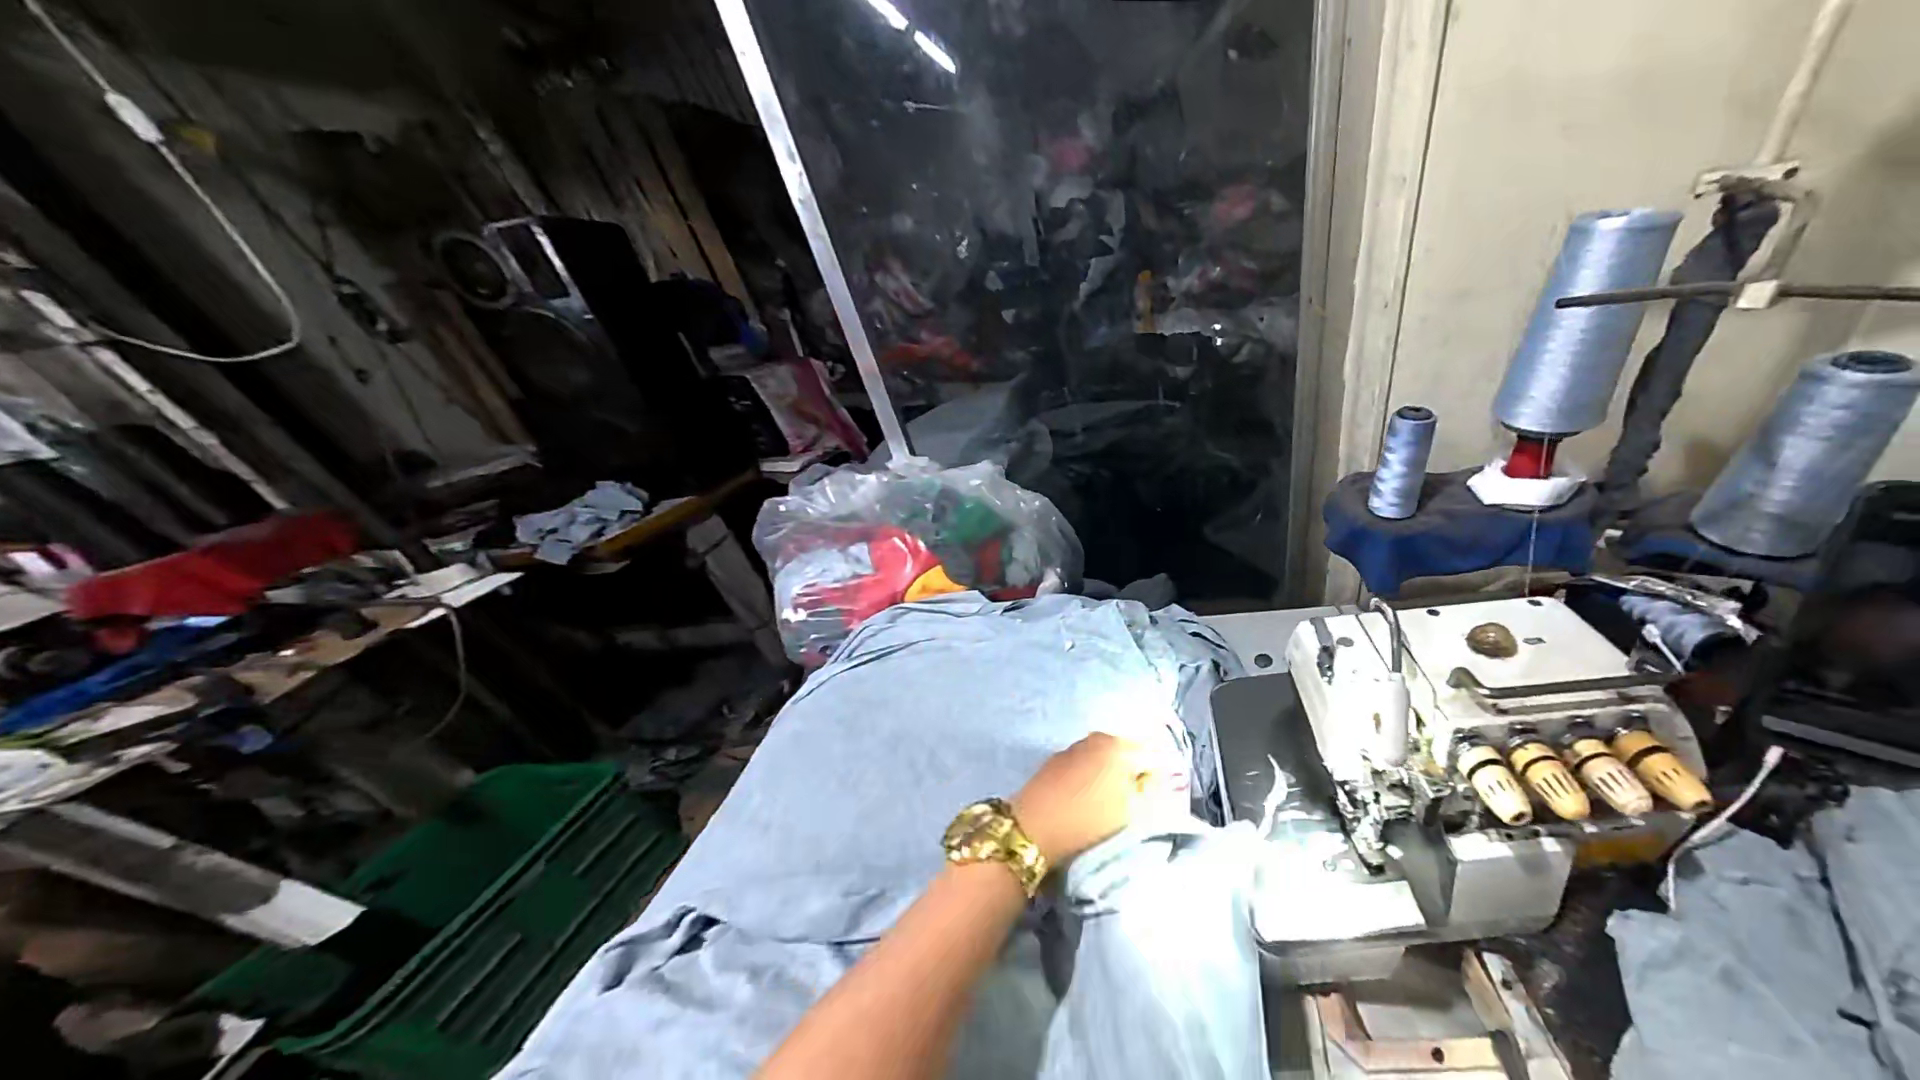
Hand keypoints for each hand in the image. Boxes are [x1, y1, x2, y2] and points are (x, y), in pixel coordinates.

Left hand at [1010, 733, 1166, 866]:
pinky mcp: (1055, 759)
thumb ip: (1147, 791)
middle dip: (1134, 770)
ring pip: (1103, 755)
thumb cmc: (1088, 820)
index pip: (1152, 754)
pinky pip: (1084, 762)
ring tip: (1110, 799)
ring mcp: (1073, 747)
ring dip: (1111, 771)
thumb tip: (1152, 779)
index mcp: (1119, 747)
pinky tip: (1087, 795)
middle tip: (1136, 798)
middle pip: (1127, 751)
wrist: (1034, 826)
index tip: (1157, 794)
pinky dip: (1090, 774)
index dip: (1158, 774)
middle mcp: (1096, 739)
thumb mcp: (1131, 812)